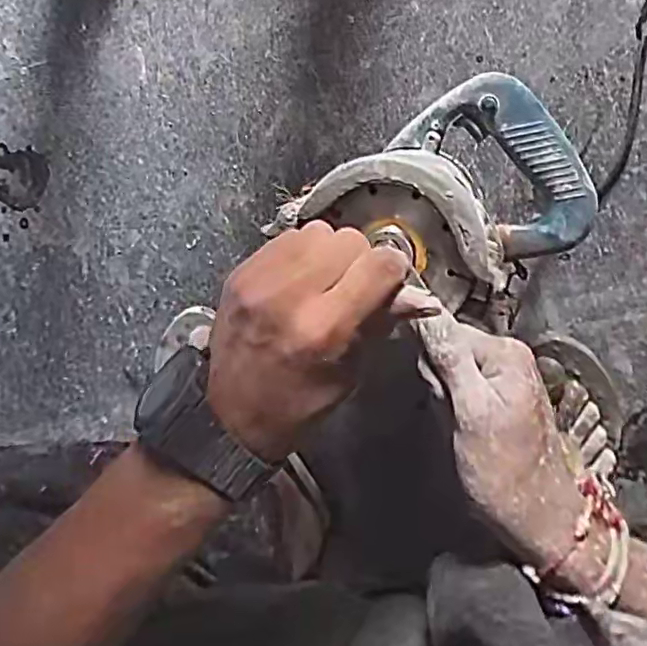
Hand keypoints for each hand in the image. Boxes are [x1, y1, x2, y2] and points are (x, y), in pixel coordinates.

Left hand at [205, 221, 412, 460]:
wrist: (230, 414)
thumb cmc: (298, 404)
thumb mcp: (351, 372)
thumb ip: (381, 322)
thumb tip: (416, 294)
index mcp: (324, 328)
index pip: (379, 265)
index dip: (393, 269)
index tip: (390, 280)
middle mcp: (291, 296)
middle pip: (350, 240)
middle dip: (360, 260)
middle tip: (352, 286)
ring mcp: (261, 280)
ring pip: (319, 231)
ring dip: (329, 251)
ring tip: (323, 280)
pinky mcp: (242, 271)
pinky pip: (288, 237)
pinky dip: (301, 251)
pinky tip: (298, 277)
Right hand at [407, 294, 595, 584]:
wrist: (540, 519)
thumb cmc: (507, 473)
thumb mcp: (470, 411)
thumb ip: (448, 356)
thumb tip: (423, 308)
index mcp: (506, 351)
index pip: (444, 328)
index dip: (429, 358)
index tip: (434, 389)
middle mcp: (509, 356)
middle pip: (446, 347)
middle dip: (437, 379)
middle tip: (452, 414)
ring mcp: (506, 376)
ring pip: (449, 369)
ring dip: (444, 395)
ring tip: (461, 426)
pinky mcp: (499, 396)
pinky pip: (460, 387)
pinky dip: (454, 406)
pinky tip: (466, 429)